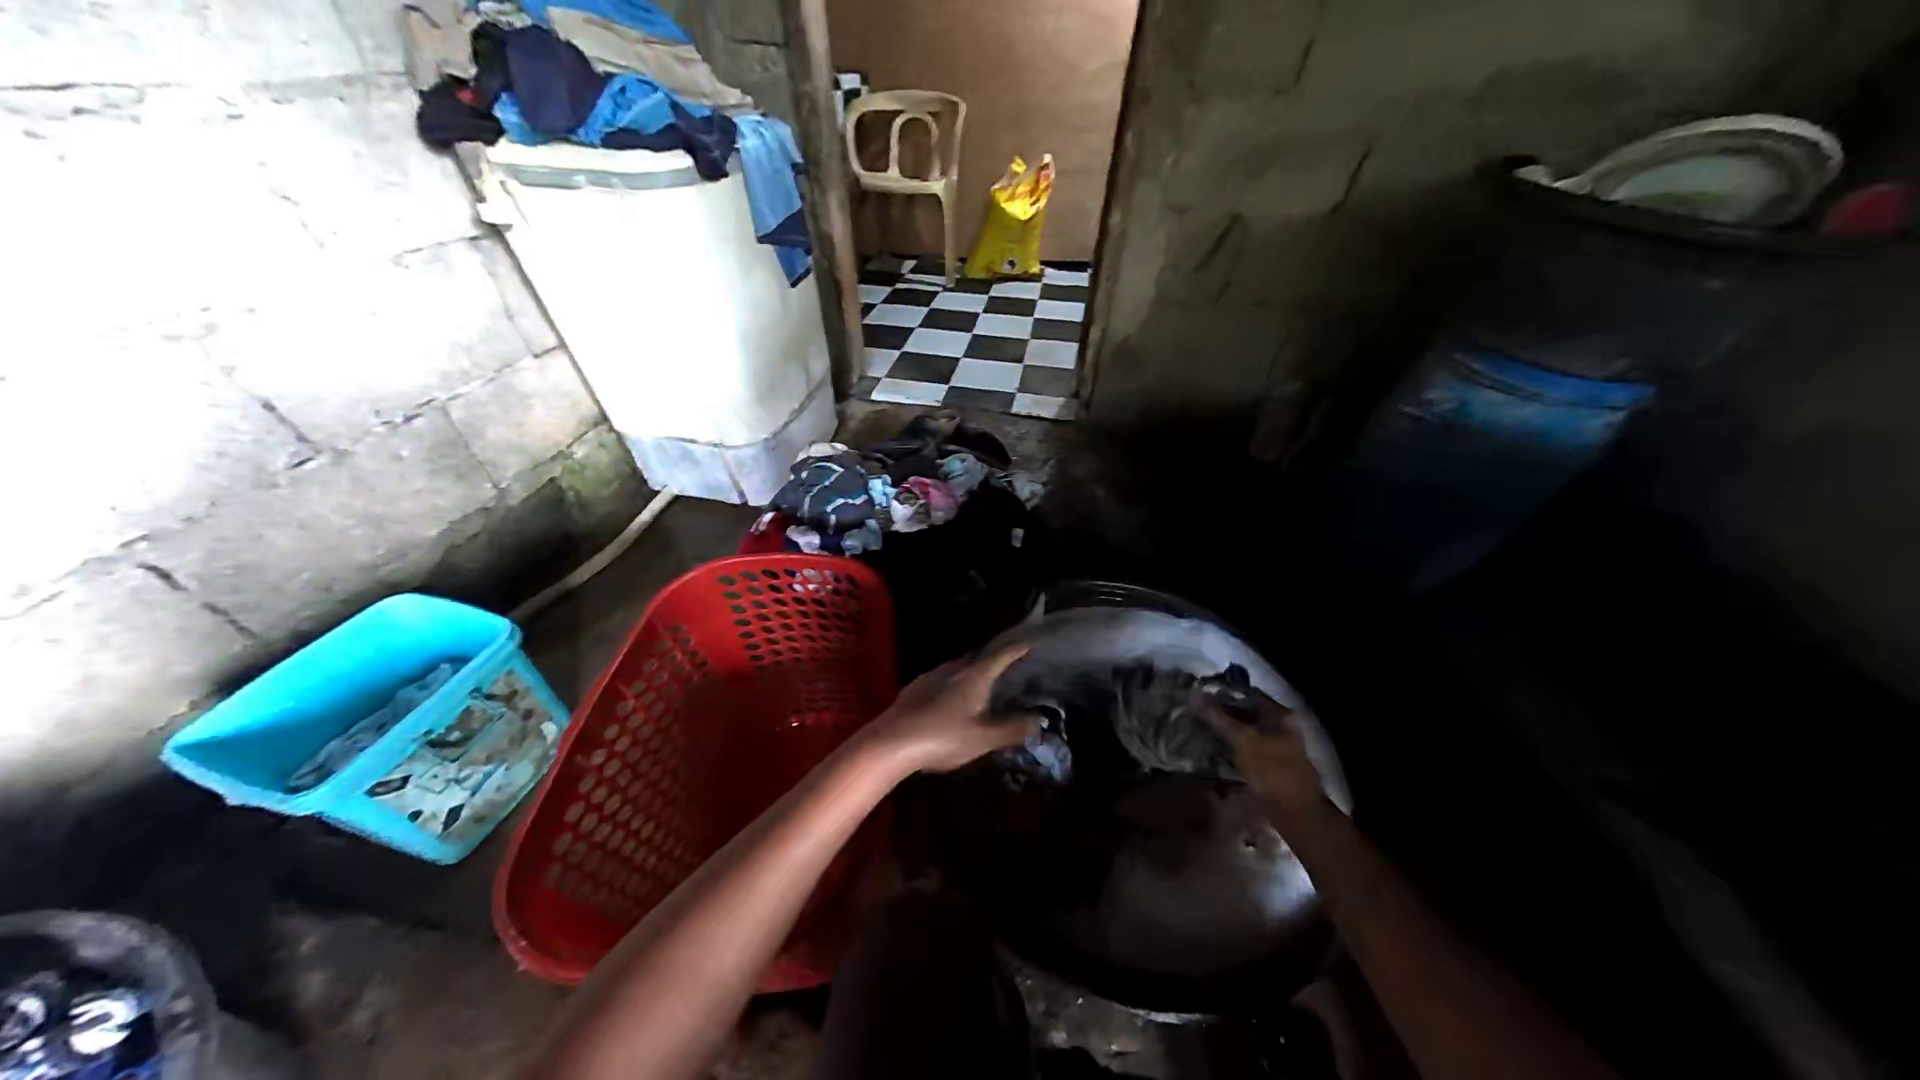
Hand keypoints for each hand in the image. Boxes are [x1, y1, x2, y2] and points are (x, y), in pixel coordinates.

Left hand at [863, 647, 1039, 773]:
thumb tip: (1039, 720)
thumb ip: (1012, 729)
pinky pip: (942, 679)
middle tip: (1013, 667)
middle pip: (980, 658)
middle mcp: (953, 668)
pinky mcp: (915, 688)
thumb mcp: (983, 739)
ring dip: (974, 672)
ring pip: (959, 668)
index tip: (1033, 641)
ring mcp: (931, 676)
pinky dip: (955, 684)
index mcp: (974, 675)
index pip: (1002, 654)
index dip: (1019, 648)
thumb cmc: (942, 738)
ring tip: (986, 684)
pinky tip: (953, 699)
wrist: (890, 743)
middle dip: (997, 660)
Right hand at [1198, 690, 1325, 815]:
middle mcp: (1279, 728)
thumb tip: (1193, 695)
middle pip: (1244, 715)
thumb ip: (1219, 718)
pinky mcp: (1266, 768)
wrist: (1295, 816)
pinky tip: (1206, 752)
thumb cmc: (1273, 772)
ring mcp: (1274, 749)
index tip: (1197, 695)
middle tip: (1191, 713)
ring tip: (1194, 730)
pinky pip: (1242, 752)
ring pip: (1241, 734)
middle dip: (1219, 715)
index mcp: (1280, 716)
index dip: (1222, 693)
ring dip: (1220, 733)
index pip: (1247, 694)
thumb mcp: (1244, 741)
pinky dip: (1226, 750)